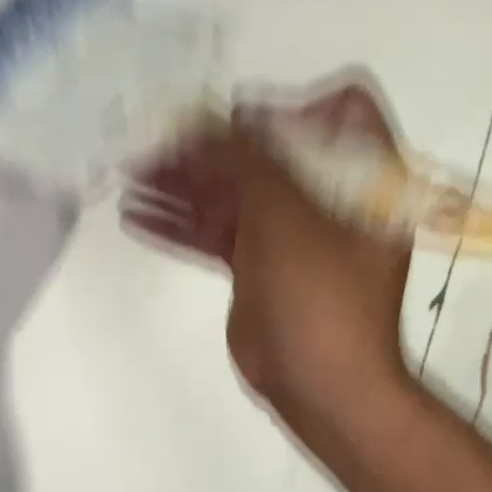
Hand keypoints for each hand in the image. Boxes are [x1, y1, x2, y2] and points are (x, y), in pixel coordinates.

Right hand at [120, 83, 411, 423]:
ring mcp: (288, 232)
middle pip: (266, 152)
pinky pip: (217, 232)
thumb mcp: (287, 218)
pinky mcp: (257, 265)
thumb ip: (246, 161)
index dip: (291, 103)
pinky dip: (180, 224)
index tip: (237, 118)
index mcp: (360, 176)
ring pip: (233, 192)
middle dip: (208, 147)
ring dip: (182, 183)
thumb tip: (207, 118)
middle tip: (154, 145)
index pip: (341, 109)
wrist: (322, 387)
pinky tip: (136, 216)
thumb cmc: (320, 298)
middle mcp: (326, 195)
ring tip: (130, 177)